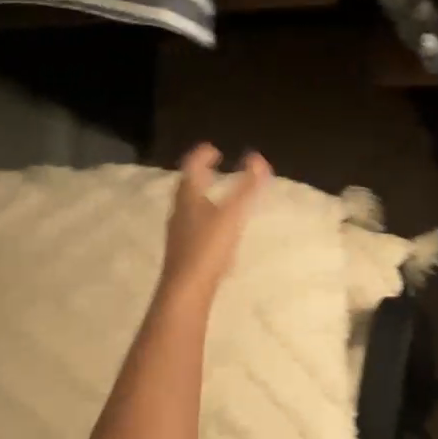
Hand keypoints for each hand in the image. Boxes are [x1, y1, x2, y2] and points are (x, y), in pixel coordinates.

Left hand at [161, 144, 270, 297]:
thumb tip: (258, 158)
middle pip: (186, 188)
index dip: (201, 156)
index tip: (213, 149)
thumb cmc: (208, 248)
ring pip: (187, 208)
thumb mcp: (233, 214)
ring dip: (200, 197)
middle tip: (212, 169)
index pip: (191, 169)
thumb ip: (248, 187)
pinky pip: (192, 227)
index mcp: (188, 198)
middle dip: (198, 175)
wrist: (186, 289)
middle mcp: (179, 212)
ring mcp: (179, 233)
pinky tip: (215, 231)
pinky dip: (203, 219)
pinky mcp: (183, 252)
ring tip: (215, 196)